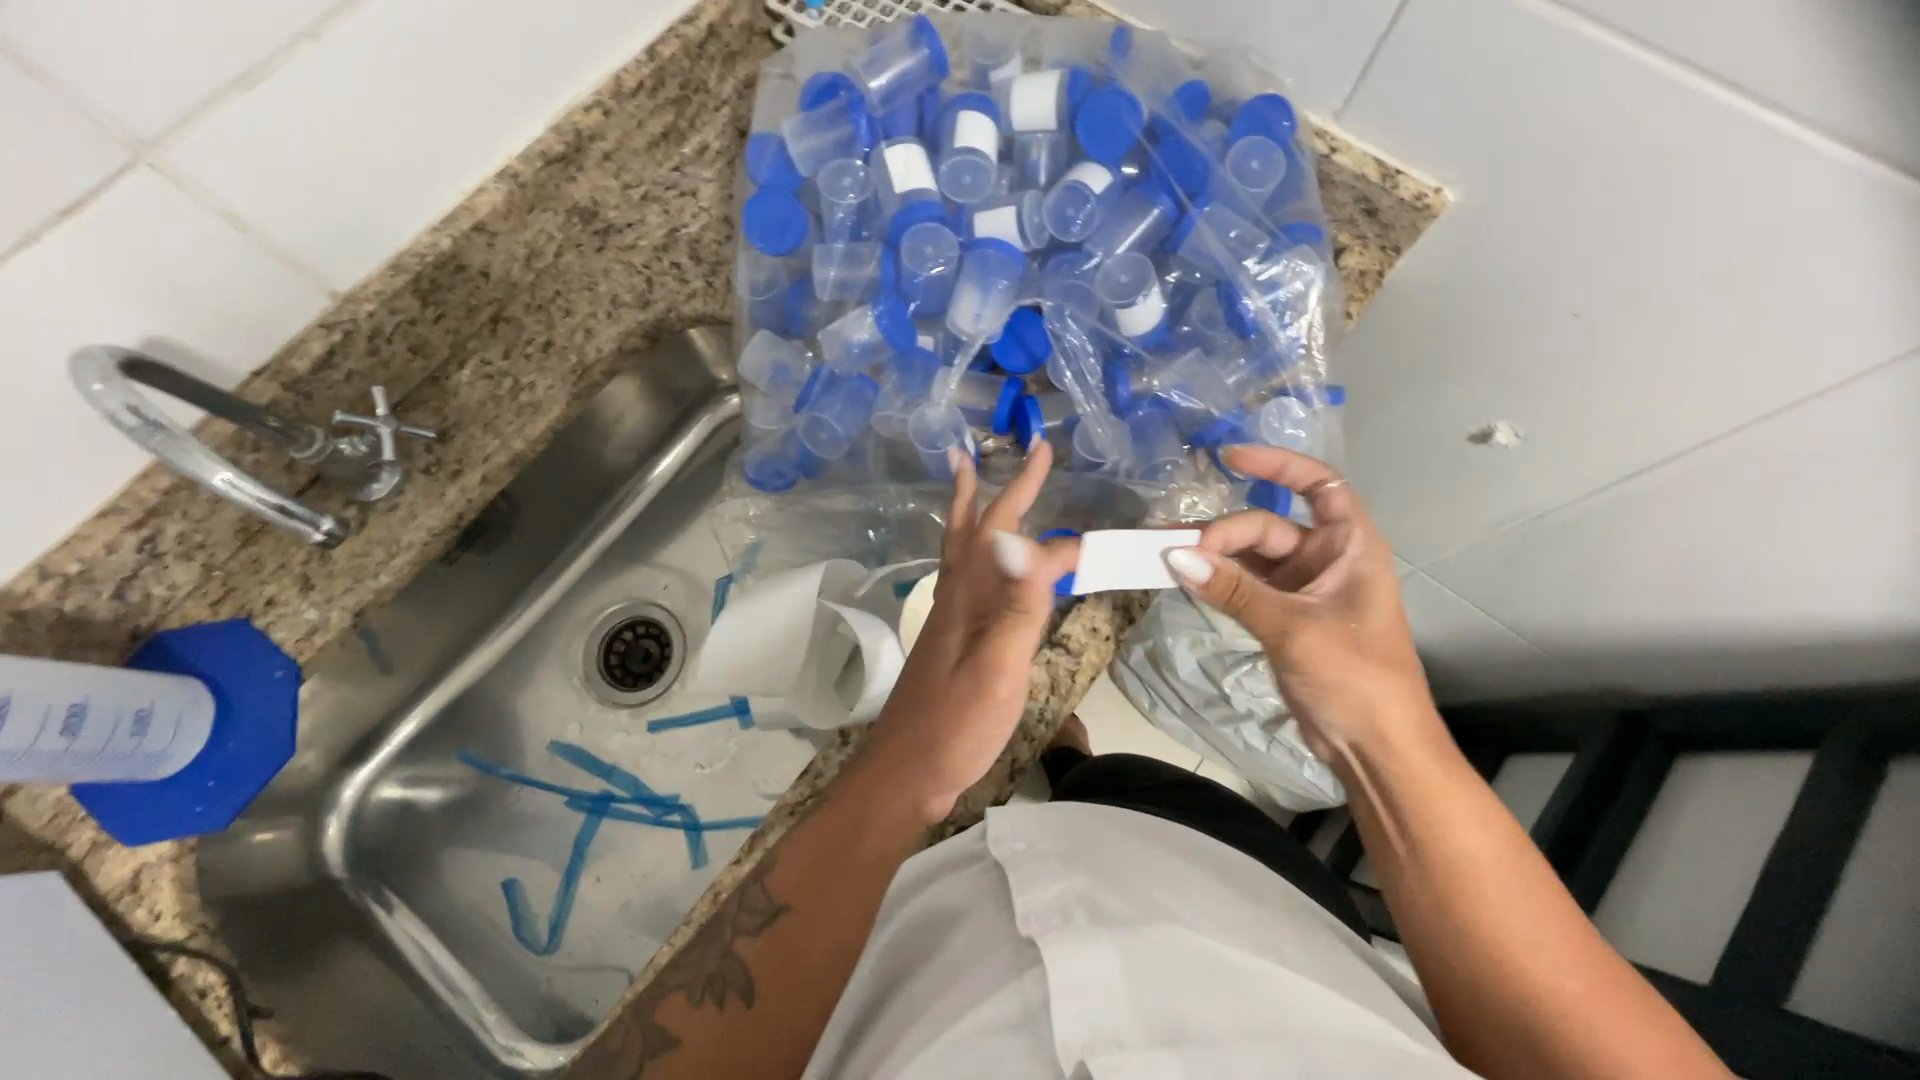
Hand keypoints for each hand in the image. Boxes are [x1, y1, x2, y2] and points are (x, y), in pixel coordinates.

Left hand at [857, 443, 1077, 825]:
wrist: (906, 773)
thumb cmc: (955, 726)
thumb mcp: (997, 669)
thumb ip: (1015, 606)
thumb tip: (1027, 538)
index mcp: (969, 597)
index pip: (1011, 535)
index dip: (1039, 507)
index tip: (1063, 474)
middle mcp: (955, 596)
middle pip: (977, 527)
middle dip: (1005, 486)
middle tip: (1028, 449)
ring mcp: (949, 617)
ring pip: (962, 546)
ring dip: (975, 507)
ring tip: (972, 473)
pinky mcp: (950, 638)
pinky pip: (965, 575)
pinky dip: (976, 549)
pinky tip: (983, 559)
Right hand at [1163, 445, 1442, 763]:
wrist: (1375, 745)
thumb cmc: (1355, 676)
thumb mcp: (1293, 627)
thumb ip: (1234, 590)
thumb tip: (1176, 556)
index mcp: (1351, 546)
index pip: (1318, 485)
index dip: (1278, 465)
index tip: (1230, 459)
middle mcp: (1327, 560)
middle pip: (1268, 527)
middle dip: (1226, 533)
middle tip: (1182, 553)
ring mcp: (1303, 591)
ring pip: (1251, 559)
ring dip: (1216, 559)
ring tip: (1171, 562)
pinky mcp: (1284, 619)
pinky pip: (1244, 588)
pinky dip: (1218, 584)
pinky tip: (1187, 583)